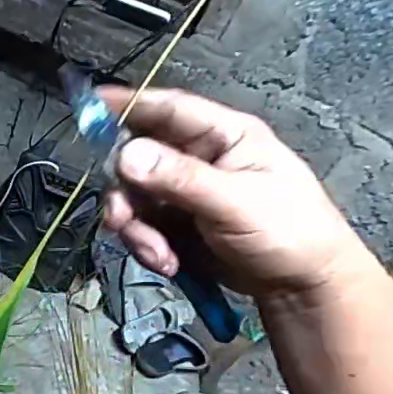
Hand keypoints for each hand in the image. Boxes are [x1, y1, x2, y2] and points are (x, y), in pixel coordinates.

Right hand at [99, 87, 375, 298]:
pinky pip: (142, 227)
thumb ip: (180, 178)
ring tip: (157, 255)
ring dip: (136, 229)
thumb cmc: (289, 232)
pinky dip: (146, 246)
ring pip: (133, 198)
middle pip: (136, 159)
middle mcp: (197, 158)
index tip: (89, 105)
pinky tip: (167, 264)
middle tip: (121, 219)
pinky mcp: (175, 225)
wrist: (303, 289)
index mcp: (222, 136)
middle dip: (125, 193)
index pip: (167, 109)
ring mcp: (183, 193)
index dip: (127, 104)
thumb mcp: (236, 202)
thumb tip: (125, 155)